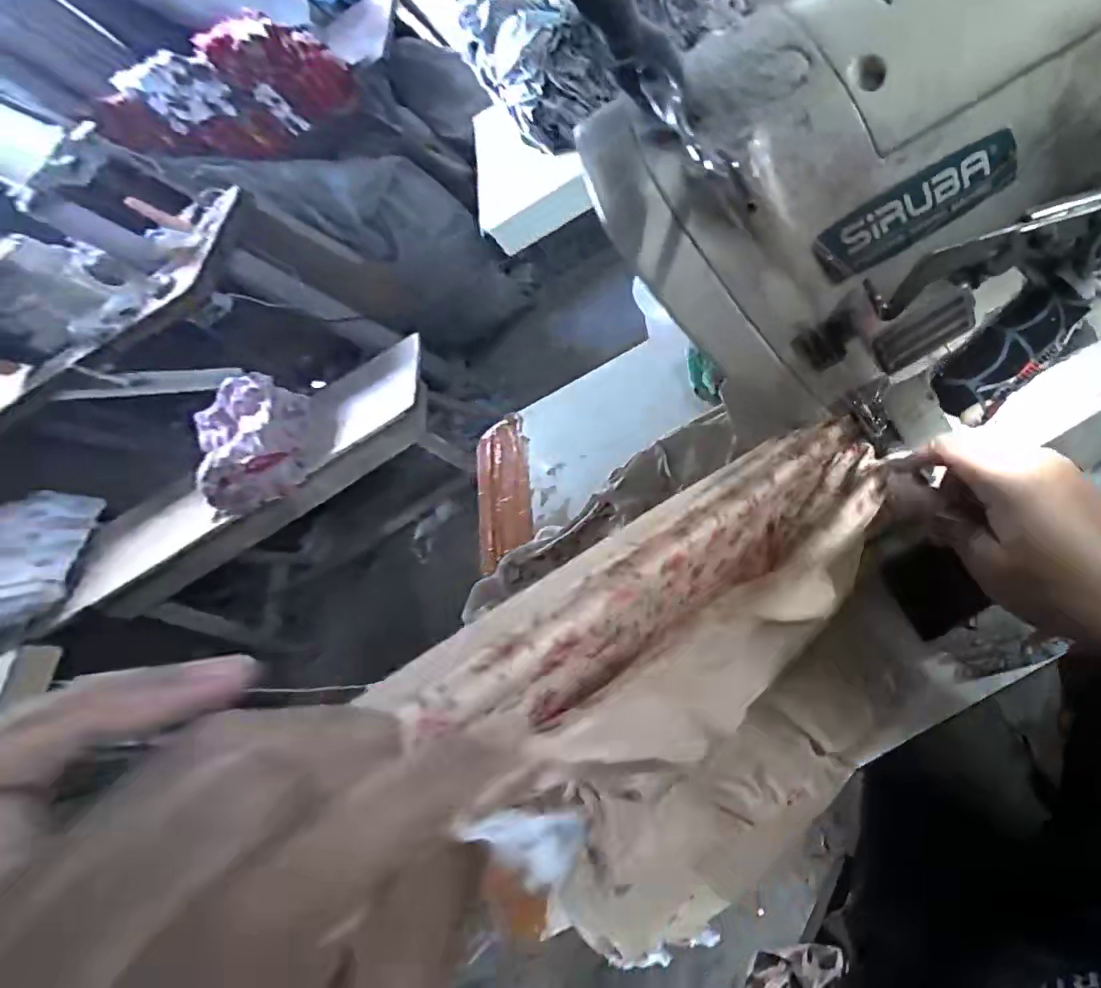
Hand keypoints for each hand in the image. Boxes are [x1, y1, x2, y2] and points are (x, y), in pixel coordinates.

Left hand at [0, 659, 514, 987]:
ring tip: (353, 752)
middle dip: (374, 749)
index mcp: (211, 980)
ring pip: (189, 754)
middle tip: (423, 762)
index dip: (441, 776)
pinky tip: (223, 680)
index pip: (339, 848)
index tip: (513, 740)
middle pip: (259, 780)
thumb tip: (486, 795)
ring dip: (305, 731)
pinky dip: (118, 700)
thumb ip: (431, 911)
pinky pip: (21, 761)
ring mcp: (17, 903)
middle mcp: (84, 947)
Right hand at [898, 431, 1100, 657]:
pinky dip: (1004, 488)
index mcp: (1008, 471)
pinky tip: (1009, 528)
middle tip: (943, 524)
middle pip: (975, 447)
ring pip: (1000, 458)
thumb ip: (948, 523)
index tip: (899, 488)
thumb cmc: (1055, 588)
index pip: (948, 445)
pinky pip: (1025, 470)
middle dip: (949, 477)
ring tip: (976, 531)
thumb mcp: (990, 564)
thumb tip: (912, 499)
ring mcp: (1059, 464)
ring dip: (977, 484)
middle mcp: (1033, 454)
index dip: (918, 461)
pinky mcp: (1074, 479)